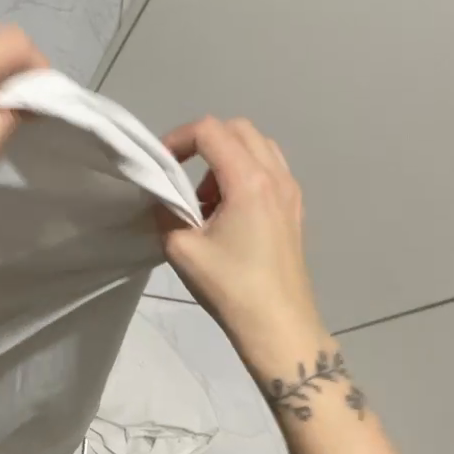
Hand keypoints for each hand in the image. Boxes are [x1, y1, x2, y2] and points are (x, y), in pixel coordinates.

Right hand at [160, 117, 331, 369]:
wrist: (277, 324)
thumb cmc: (229, 286)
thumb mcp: (181, 247)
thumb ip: (165, 211)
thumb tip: (162, 197)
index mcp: (249, 181)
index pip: (210, 131)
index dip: (178, 138)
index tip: (160, 165)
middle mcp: (275, 177)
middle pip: (237, 129)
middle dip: (203, 143)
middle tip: (181, 176)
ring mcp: (290, 192)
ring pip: (257, 147)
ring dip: (225, 158)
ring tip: (205, 198)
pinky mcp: (293, 209)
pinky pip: (269, 170)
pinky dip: (243, 174)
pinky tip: (226, 212)